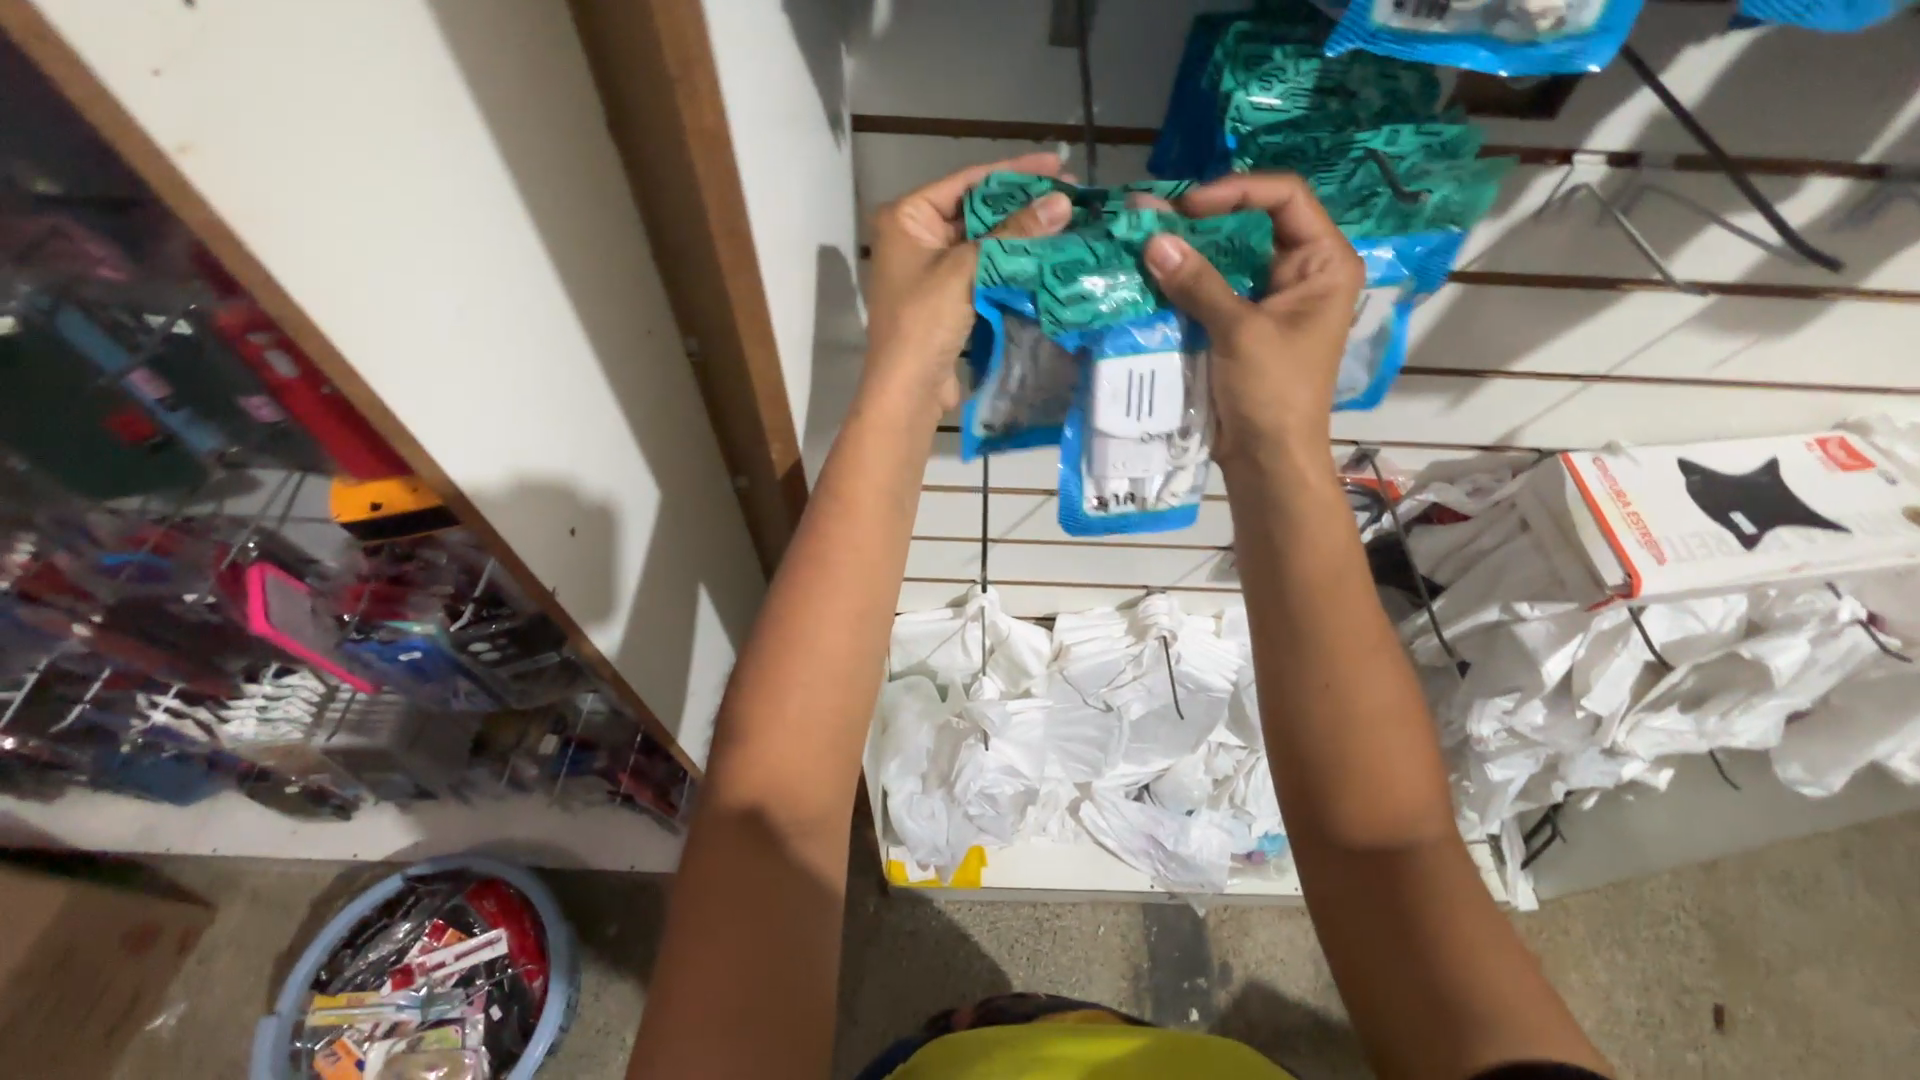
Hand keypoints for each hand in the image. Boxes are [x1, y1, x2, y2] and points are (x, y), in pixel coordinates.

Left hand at [864, 153, 1073, 414]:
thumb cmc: (924, 322)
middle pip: (977, 209)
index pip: (967, 181)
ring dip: (1022, 233)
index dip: (1014, 172)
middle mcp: (916, 236)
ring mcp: (932, 268)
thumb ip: (1013, 234)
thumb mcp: (967, 270)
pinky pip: (985, 268)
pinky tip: (1048, 255)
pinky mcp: (949, 296)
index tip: (1057, 165)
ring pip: (984, 240)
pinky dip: (1013, 262)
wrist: (908, 390)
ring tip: (1068, 220)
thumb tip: (1062, 202)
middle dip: (1022, 203)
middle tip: (1071, 193)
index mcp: (907, 217)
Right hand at [1140, 173, 1364, 466]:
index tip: (1190, 206)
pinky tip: (1147, 276)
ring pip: (1225, 258)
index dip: (1238, 191)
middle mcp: (1299, 272)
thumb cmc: (1273, 393)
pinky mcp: (1239, 325)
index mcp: (1324, 263)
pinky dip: (1181, 282)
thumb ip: (1199, 283)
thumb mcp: (1239, 332)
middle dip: (1201, 220)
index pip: (1286, 197)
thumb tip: (1154, 239)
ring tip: (1141, 240)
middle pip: (1250, 224)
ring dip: (1186, 250)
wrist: (1267, 459)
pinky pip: (1209, 290)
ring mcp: (1267, 299)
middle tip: (1151, 218)